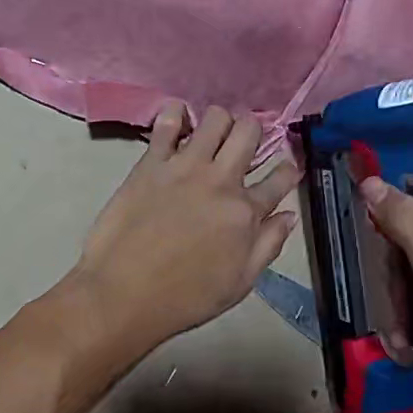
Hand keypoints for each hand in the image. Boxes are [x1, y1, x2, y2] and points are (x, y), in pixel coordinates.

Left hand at [68, 103, 299, 349]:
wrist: (123, 294)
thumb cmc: (185, 298)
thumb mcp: (240, 283)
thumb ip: (268, 245)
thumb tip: (289, 215)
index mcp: (245, 212)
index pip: (279, 179)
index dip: (288, 169)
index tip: (287, 166)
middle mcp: (221, 180)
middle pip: (249, 131)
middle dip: (252, 130)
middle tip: (241, 143)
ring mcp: (185, 166)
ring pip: (215, 117)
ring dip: (219, 121)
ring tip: (210, 134)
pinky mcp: (152, 162)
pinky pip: (167, 122)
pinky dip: (175, 114)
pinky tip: (177, 120)